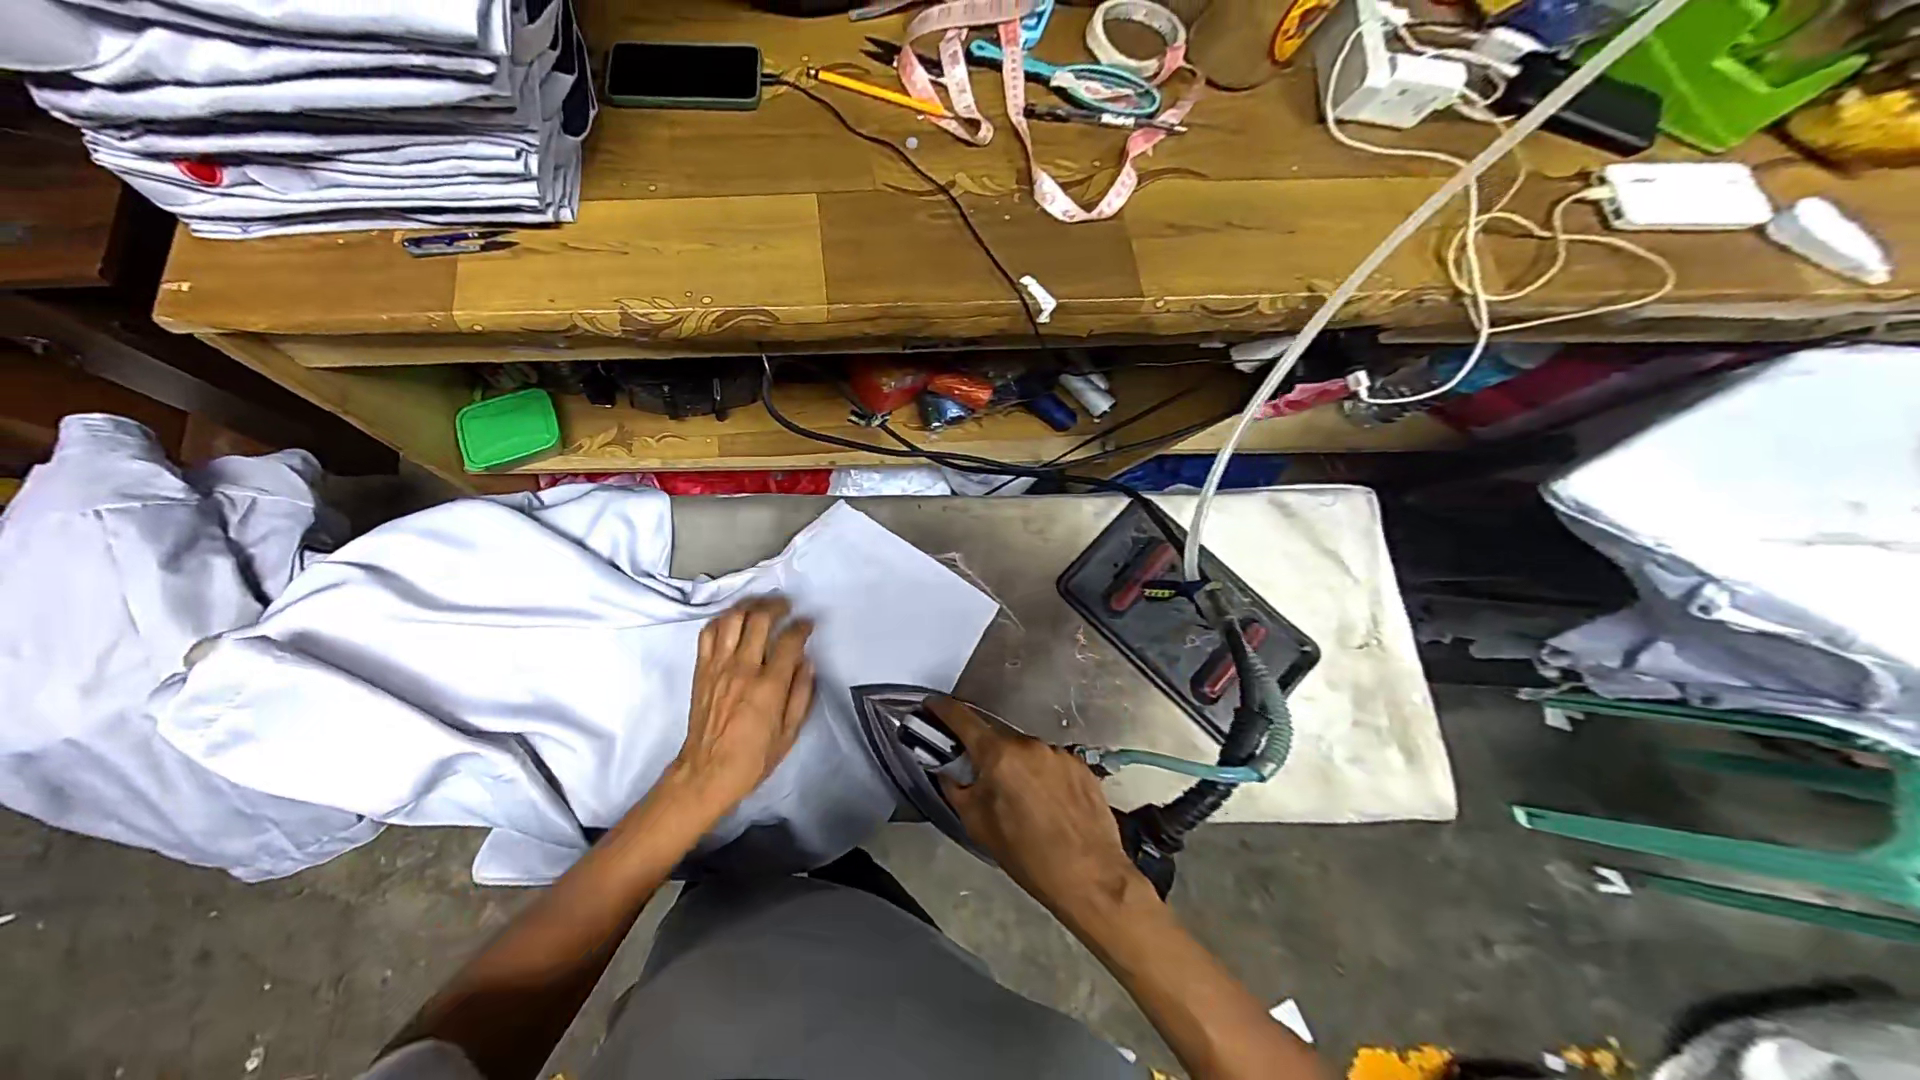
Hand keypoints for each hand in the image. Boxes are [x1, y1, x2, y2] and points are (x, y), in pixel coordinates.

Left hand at [671, 596, 815, 813]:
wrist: (706, 772)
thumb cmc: (753, 758)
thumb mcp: (790, 733)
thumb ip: (801, 694)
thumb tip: (807, 663)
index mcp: (770, 686)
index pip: (789, 641)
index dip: (802, 626)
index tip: (808, 624)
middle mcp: (743, 669)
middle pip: (760, 619)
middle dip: (777, 606)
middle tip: (787, 606)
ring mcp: (718, 667)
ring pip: (732, 619)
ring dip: (749, 606)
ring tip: (761, 605)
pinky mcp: (701, 669)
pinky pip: (709, 633)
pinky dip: (722, 620)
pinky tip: (733, 621)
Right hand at [930, 697, 1149, 921]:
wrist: (1090, 875)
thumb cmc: (1027, 855)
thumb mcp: (978, 825)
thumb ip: (957, 790)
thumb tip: (949, 771)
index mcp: (999, 755)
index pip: (963, 719)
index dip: (943, 710)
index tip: (932, 705)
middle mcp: (1029, 744)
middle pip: (998, 740)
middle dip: (987, 756)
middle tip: (985, 783)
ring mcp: (1059, 753)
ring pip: (1026, 753)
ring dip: (1018, 768)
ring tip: (1024, 802)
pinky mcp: (1081, 766)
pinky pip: (1051, 763)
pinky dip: (1043, 777)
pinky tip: (1049, 805)